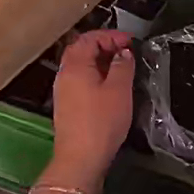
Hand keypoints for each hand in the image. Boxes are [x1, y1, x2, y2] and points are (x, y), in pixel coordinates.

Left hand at [47, 29, 135, 187]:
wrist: (81, 158)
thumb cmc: (101, 122)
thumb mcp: (119, 90)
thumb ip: (123, 66)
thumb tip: (123, 53)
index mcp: (75, 66)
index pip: (89, 38)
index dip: (110, 35)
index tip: (129, 42)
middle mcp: (65, 75)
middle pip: (81, 50)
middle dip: (104, 46)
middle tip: (125, 51)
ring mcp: (63, 91)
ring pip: (81, 66)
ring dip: (100, 61)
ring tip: (122, 67)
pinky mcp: (68, 105)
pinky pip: (80, 80)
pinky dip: (96, 75)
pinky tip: (111, 86)